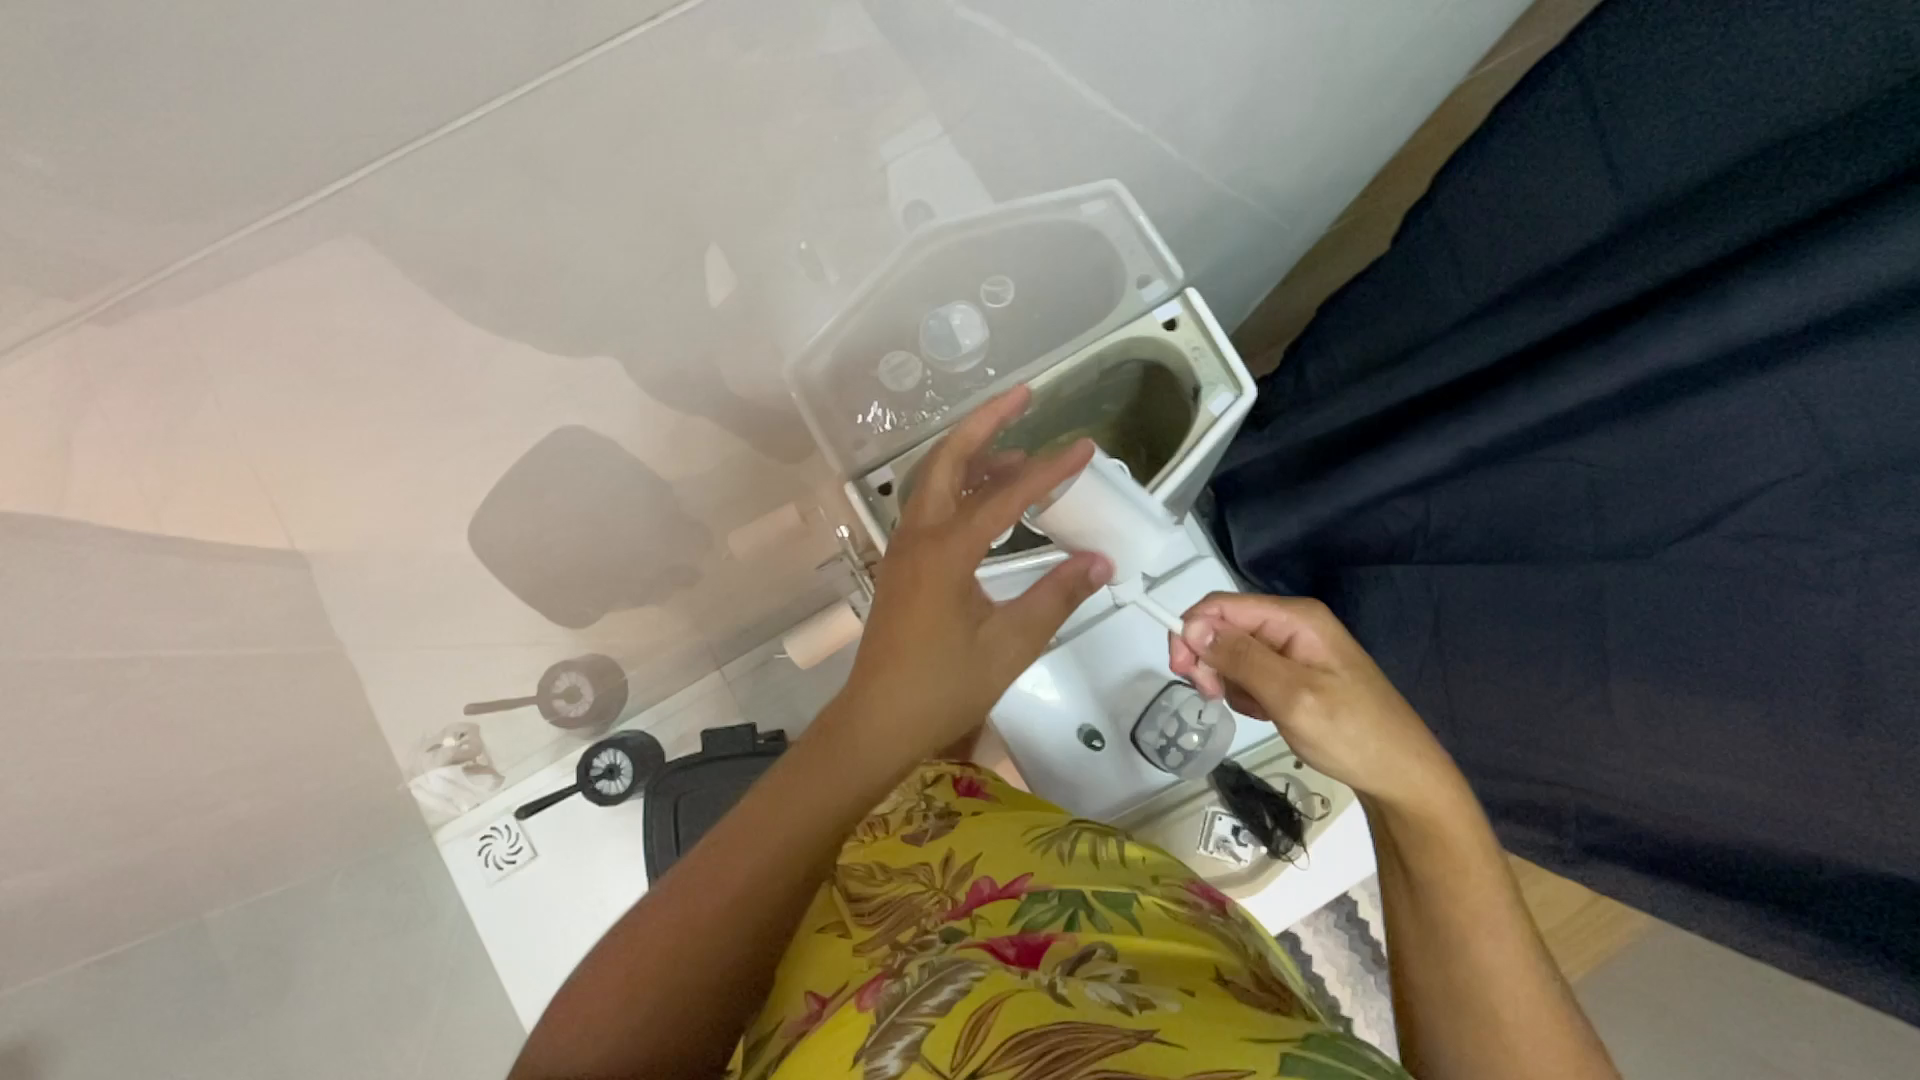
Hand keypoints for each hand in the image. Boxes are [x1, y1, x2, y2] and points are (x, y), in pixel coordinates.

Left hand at [818, 386, 1112, 767]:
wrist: (878, 721)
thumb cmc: (942, 687)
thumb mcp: (1009, 645)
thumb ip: (1055, 597)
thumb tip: (1100, 562)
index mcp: (945, 551)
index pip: (1004, 496)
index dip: (1049, 469)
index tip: (1085, 446)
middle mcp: (918, 537)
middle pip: (947, 459)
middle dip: (986, 423)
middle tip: (1025, 396)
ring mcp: (903, 550)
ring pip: (934, 482)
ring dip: (973, 456)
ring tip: (1020, 453)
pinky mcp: (902, 566)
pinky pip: (931, 508)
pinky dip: (960, 488)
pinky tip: (989, 502)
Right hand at [1168, 593, 1460, 809]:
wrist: (1400, 776)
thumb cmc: (1352, 734)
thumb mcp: (1292, 696)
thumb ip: (1241, 658)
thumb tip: (1192, 627)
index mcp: (1294, 618)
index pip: (1220, 605)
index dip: (1192, 631)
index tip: (1181, 672)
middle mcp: (1291, 625)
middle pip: (1223, 626)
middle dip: (1208, 659)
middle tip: (1214, 697)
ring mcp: (1293, 650)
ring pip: (1231, 653)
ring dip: (1227, 681)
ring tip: (1252, 711)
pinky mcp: (1293, 674)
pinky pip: (1249, 673)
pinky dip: (1244, 693)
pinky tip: (1263, 713)